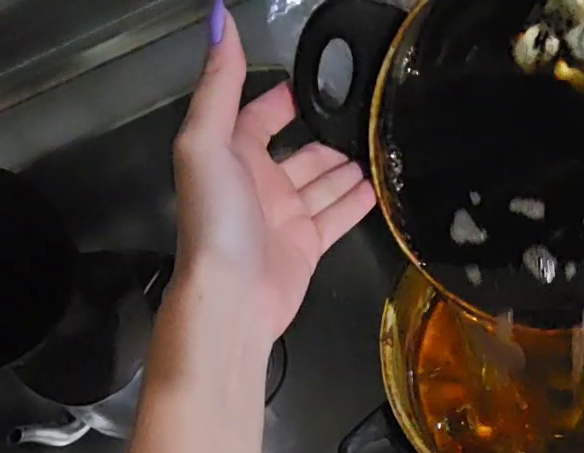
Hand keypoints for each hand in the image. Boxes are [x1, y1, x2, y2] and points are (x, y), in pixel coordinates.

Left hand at [174, 11, 376, 341]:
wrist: (233, 295)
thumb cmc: (216, 219)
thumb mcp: (206, 141)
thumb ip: (218, 84)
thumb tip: (220, 17)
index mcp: (231, 154)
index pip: (258, 116)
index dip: (281, 99)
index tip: (312, 82)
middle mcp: (260, 184)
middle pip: (299, 153)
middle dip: (324, 136)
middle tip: (359, 119)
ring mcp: (286, 217)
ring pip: (322, 185)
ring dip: (344, 168)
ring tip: (376, 149)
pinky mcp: (308, 247)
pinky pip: (336, 219)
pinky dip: (355, 204)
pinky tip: (376, 188)